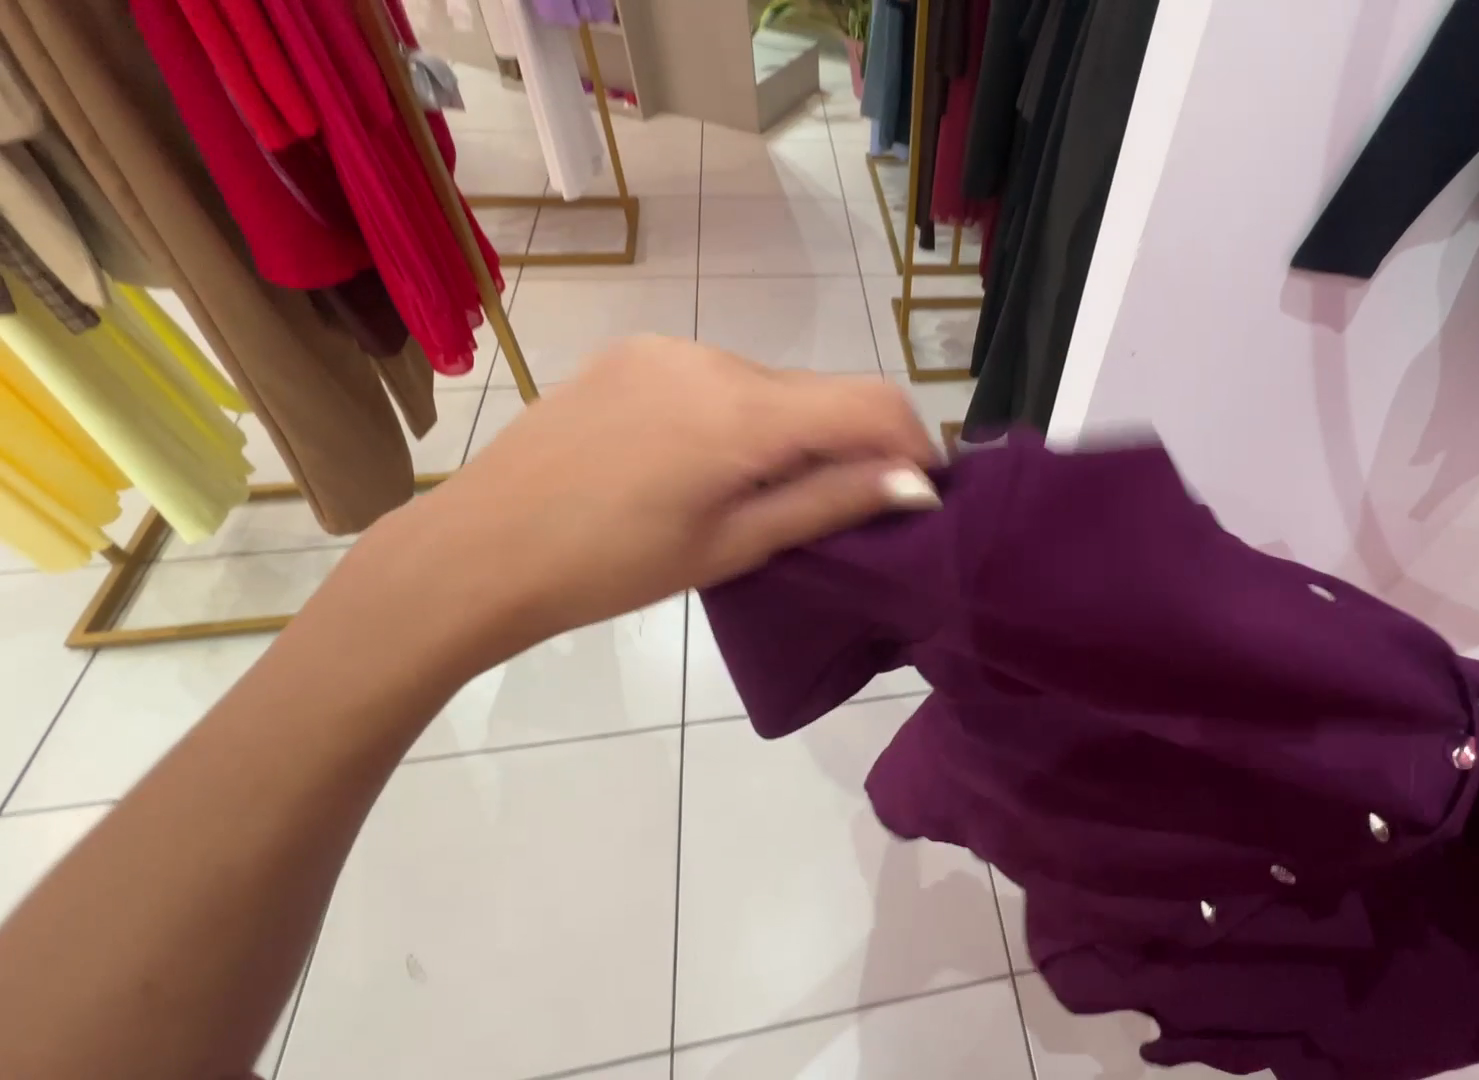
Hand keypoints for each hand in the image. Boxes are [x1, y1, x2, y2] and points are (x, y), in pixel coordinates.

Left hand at [358, 337, 938, 666]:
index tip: (921, 487)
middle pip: (822, 391)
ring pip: (774, 386)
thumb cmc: (611, 569)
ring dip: (796, 431)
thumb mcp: (733, 546)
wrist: (478, 549)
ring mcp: (669, 348)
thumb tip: (916, 483)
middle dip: (853, 442)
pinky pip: (722, 379)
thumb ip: (831, 502)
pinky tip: (708, 463)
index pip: (871, 402)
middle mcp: (714, 358)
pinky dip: (746, 416)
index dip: (913, 440)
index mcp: (742, 412)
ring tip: (764, 493)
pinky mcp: (636, 353)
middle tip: (847, 505)